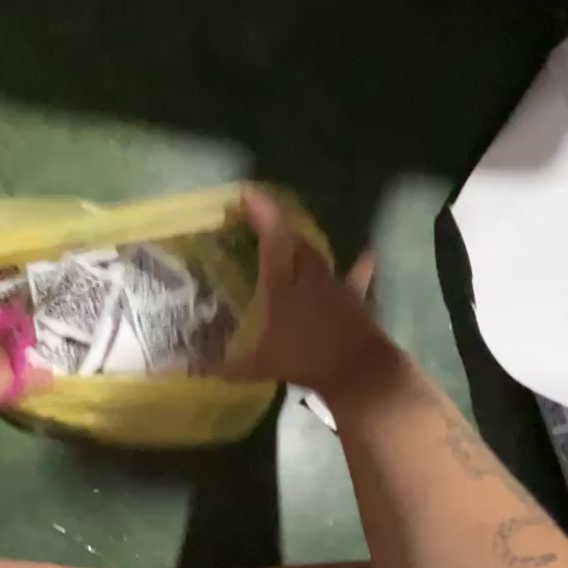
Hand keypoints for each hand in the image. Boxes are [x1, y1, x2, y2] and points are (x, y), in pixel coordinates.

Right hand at [223, 188, 398, 397]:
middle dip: (275, 224)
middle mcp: (308, 275)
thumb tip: (199, 373)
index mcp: (283, 283)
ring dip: (303, 243)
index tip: (246, 194)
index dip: (260, 213)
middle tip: (259, 218)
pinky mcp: (354, 298)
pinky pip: (356, 276)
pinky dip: (360, 265)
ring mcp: (334, 284)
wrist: (358, 371)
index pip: (271, 237)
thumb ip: (229, 368)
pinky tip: (368, 253)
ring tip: (293, 236)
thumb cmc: (305, 361)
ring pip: (316, 254)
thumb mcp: (261, 366)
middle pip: (293, 239)